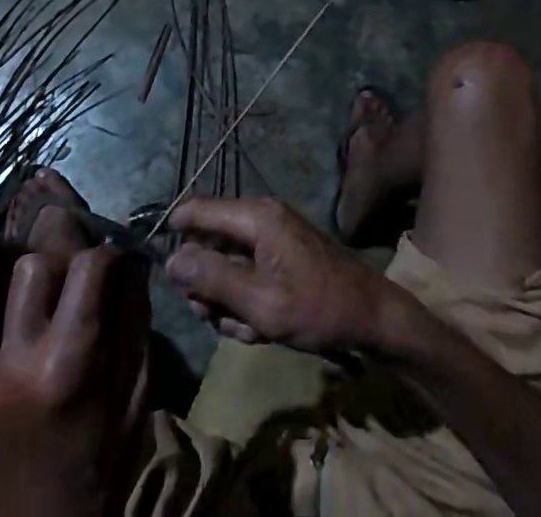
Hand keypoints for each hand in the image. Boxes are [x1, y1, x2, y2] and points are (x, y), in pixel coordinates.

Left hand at [0, 246, 149, 515]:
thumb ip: (134, 319)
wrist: (49, 514)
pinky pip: (17, 315)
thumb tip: (133, 264)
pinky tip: (64, 331)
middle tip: (95, 280)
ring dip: (52, 279)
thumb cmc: (108, 455)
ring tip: (79, 302)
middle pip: (34, 264)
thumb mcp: (138, 386)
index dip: (110, 257)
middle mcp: (22, 354)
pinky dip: (44, 307)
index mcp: (66, 361)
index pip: (84, 268)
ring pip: (18, 285)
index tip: (125, 265)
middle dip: (69, 259)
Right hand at [166, 198, 408, 354]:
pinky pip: (246, 274)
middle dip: (206, 285)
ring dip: (226, 301)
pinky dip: (246, 301)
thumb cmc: (318, 308)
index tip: (166, 275)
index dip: (174, 236)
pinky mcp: (280, 257)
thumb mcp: (259, 302)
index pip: (196, 210)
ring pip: (225, 265)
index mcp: (256, 217)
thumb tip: (171, 260)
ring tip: (247, 329)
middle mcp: (261, 218)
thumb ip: (212, 278)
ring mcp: (272, 238)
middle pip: (208, 243)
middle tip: (213, 317)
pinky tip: (260, 328)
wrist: (374, 319)